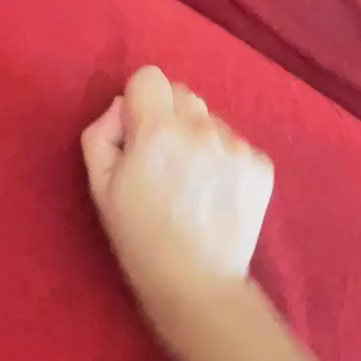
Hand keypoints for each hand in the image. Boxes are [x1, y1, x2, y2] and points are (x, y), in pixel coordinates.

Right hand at [81, 65, 274, 317]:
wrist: (196, 283)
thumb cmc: (138, 237)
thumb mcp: (99, 186)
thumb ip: (101, 133)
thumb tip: (122, 107)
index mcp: (158, 130)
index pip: (149, 76)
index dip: (137, 101)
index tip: (135, 133)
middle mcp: (202, 129)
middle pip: (181, 92)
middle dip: (167, 116)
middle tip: (161, 160)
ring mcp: (237, 146)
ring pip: (209, 118)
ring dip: (196, 136)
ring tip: (190, 182)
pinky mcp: (261, 164)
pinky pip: (233, 142)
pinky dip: (221, 158)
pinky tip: (212, 192)